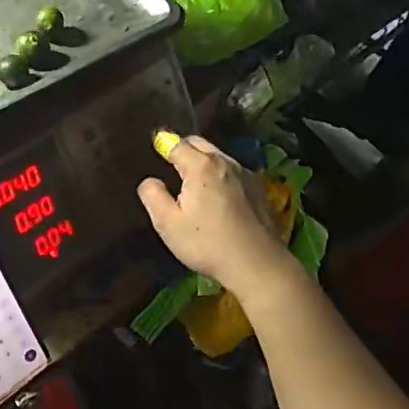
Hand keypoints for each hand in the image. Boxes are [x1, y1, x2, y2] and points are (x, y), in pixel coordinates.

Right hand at [138, 135, 299, 293]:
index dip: (163, 144)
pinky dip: (219, 174)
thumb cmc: (206, 243)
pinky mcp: (258, 189)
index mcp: (201, 167)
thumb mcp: (167, 223)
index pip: (177, 144)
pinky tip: (215, 195)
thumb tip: (150, 181)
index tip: (155, 146)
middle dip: (183, 147)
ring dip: (202, 161)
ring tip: (191, 180)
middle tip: (169, 163)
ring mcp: (246, 174)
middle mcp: (226, 162)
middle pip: (200, 143)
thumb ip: (153, 195)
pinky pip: (232, 171)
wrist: (257, 264)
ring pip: (218, 156)